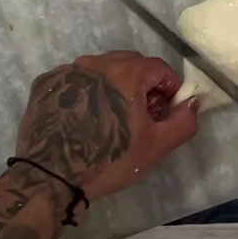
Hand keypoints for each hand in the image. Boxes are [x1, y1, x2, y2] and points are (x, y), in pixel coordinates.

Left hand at [16, 51, 199, 200]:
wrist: (51, 175)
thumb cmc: (109, 160)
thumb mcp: (156, 146)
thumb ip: (182, 121)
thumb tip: (192, 103)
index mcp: (125, 73)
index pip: (158, 68)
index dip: (169, 88)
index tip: (167, 110)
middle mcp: (95, 63)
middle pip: (129, 64)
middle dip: (143, 84)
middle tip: (142, 115)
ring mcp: (67, 71)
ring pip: (101, 70)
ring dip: (114, 86)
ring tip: (112, 117)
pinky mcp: (45, 84)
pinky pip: (76, 80)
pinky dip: (86, 91)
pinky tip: (84, 118)